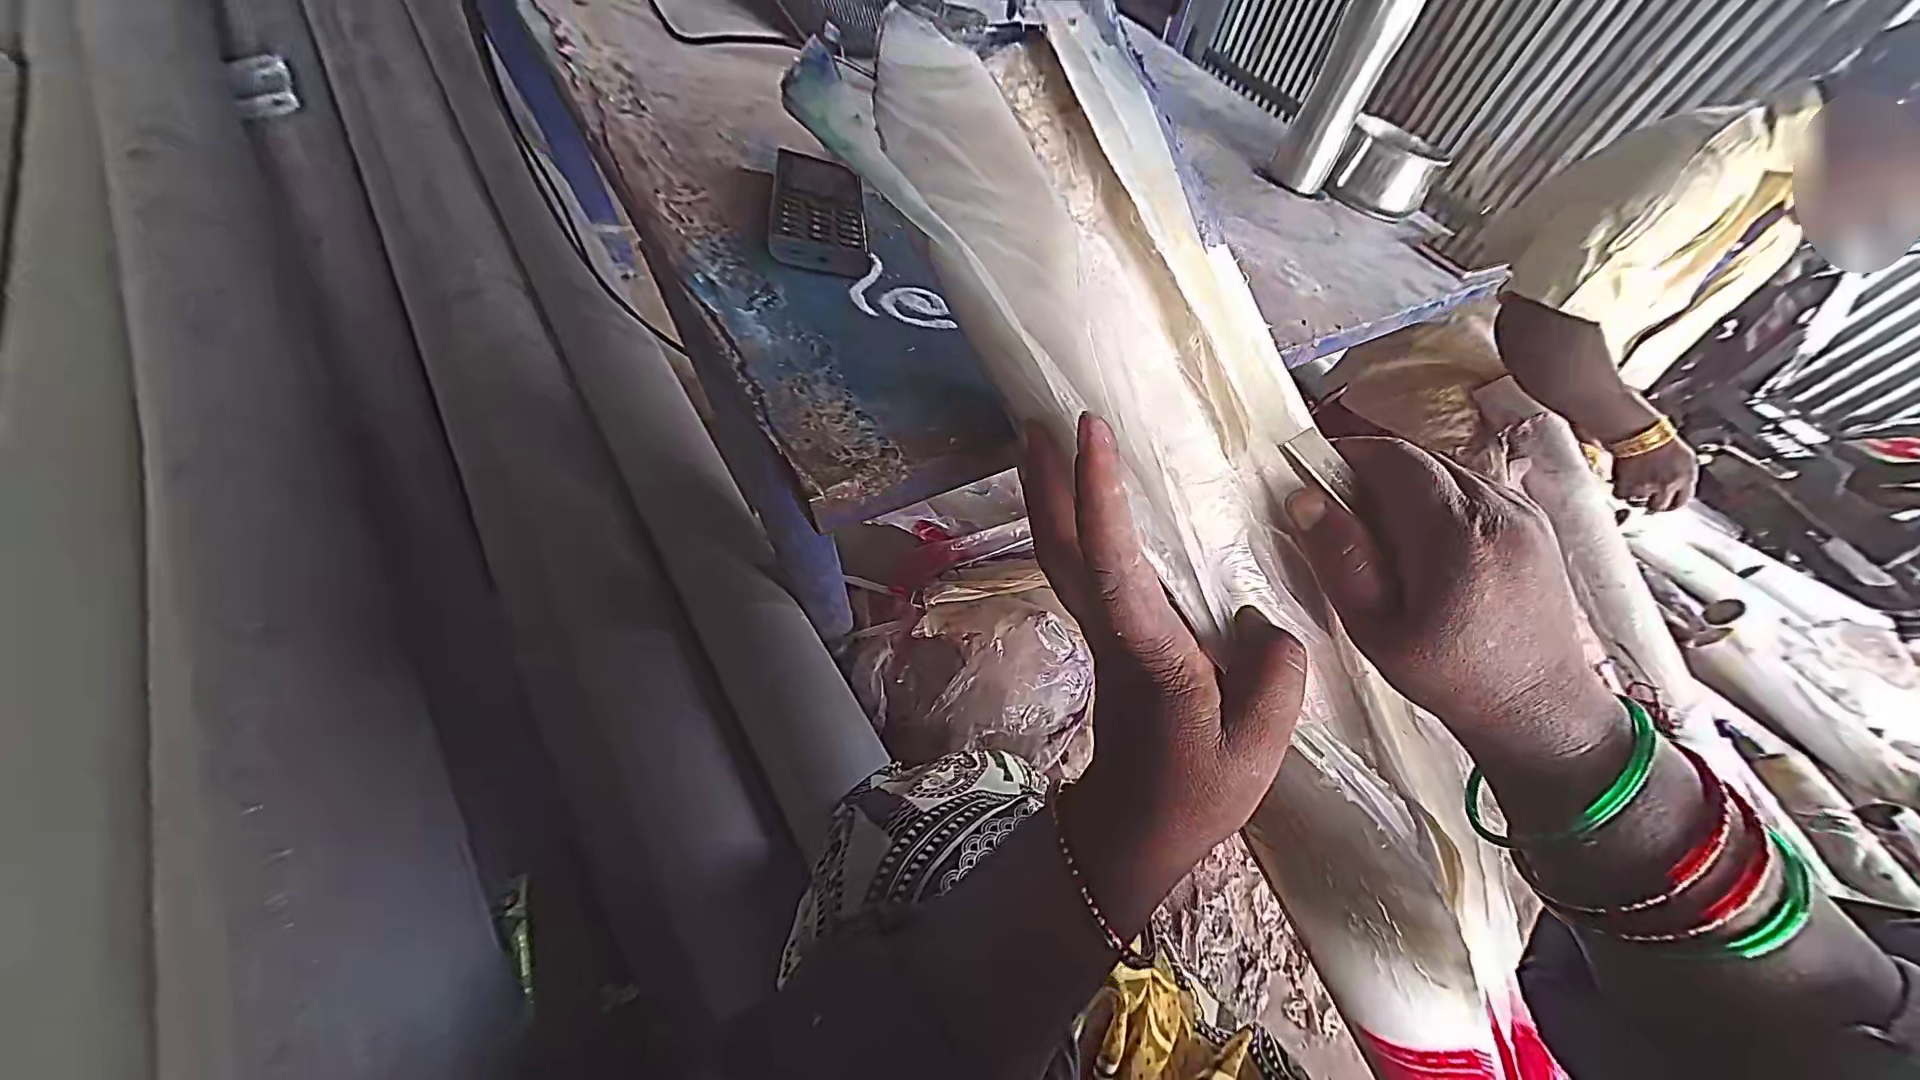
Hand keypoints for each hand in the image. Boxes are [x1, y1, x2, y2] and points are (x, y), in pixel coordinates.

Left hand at [1021, 415, 1306, 932]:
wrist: (1135, 824)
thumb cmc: (1195, 789)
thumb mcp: (1258, 742)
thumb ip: (1275, 670)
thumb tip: (1263, 621)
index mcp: (1146, 646)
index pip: (1111, 558)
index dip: (1097, 492)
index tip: (1088, 430)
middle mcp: (1108, 625)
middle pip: (1058, 544)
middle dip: (1043, 479)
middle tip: (1034, 417)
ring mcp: (1095, 627)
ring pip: (1056, 553)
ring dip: (1043, 497)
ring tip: (1039, 443)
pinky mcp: (1100, 633)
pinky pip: (1073, 567)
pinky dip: (1066, 525)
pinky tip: (1076, 503)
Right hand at [1284, 437, 1620, 800]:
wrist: (1540, 707)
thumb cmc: (1446, 673)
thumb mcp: (1373, 625)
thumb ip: (1341, 557)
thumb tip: (1304, 498)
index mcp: (1455, 534)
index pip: (1392, 458)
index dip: (1345, 453)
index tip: (1311, 471)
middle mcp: (1498, 509)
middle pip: (1418, 456)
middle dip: (1367, 466)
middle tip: (1332, 500)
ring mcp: (1524, 512)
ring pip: (1444, 467)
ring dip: (1398, 480)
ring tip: (1370, 520)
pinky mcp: (1536, 523)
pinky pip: (1470, 485)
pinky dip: (1430, 493)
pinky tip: (1414, 533)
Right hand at [1611, 437, 1697, 511]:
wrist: (1640, 436)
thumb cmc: (1662, 442)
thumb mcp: (1684, 458)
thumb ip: (1682, 475)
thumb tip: (1676, 487)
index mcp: (1685, 479)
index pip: (1680, 502)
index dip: (1670, 504)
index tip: (1663, 504)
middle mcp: (1667, 486)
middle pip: (1659, 506)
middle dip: (1651, 505)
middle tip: (1644, 501)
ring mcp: (1646, 487)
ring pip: (1637, 501)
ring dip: (1633, 496)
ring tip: (1631, 487)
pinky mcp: (1627, 486)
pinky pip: (1620, 495)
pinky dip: (1619, 490)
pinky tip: (1619, 483)